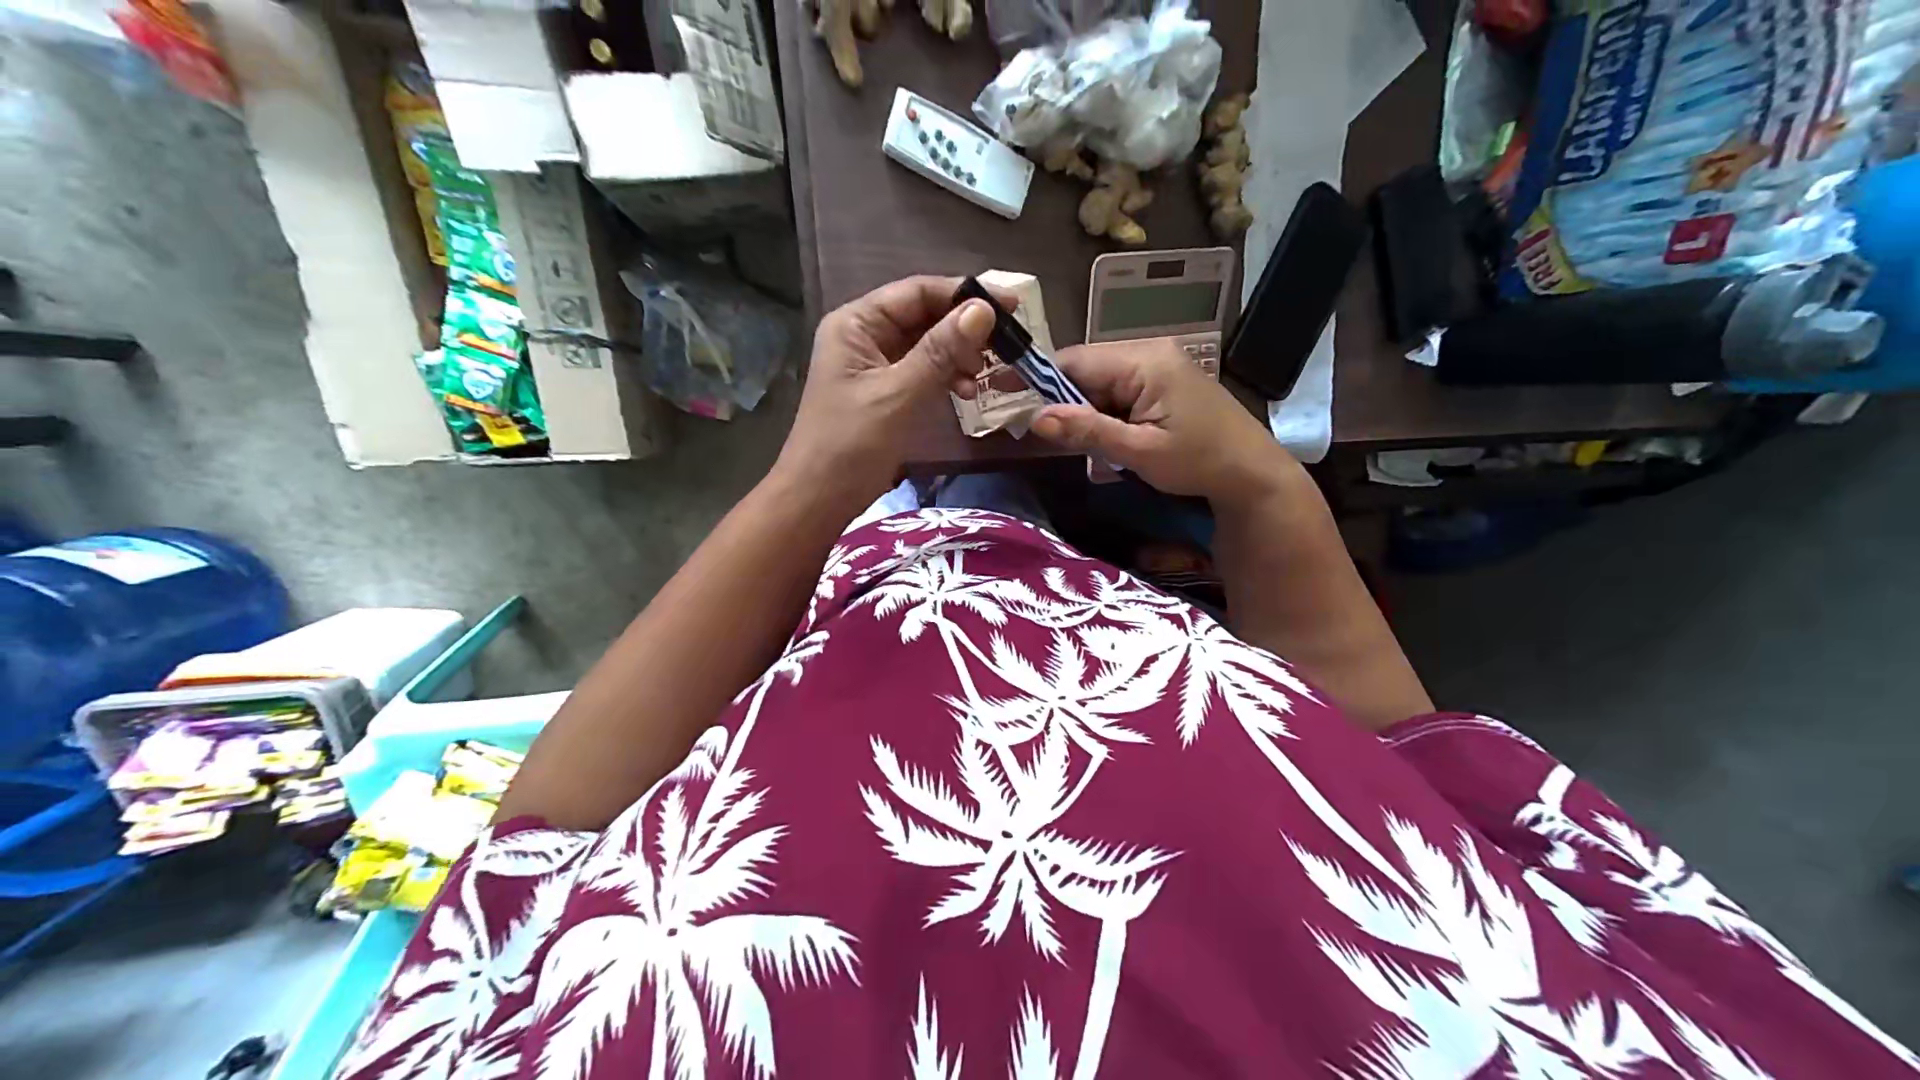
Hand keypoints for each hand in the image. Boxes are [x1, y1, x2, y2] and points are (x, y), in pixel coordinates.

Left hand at [775, 275, 1002, 504]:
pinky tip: (966, 392)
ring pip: (927, 345)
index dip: (964, 294)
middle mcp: (864, 335)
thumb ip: (941, 351)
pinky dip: (947, 377)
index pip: (917, 291)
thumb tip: (983, 310)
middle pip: (924, 315)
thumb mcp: (900, 393)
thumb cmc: (852, 443)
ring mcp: (874, 365)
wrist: (820, 498)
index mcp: (857, 323)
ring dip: (959, 355)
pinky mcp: (885, 392)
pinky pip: (923, 371)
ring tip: (983, 375)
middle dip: (964, 328)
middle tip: (1005, 344)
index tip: (1011, 305)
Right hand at [1030, 339, 1300, 504]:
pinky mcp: (1164, 379)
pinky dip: (1101, 406)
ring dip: (1080, 403)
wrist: (1251, 472)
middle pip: (1086, 366)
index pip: (1076, 360)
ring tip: (1061, 432)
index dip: (1037, 377)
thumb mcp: (1138, 451)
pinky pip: (1119, 386)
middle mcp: (1151, 351)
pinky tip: (1095, 429)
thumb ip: (1087, 430)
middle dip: (1059, 395)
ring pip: (1100, 377)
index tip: (1001, 390)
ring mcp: (1160, 363)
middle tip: (1030, 423)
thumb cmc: (1198, 462)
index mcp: (1145, 361)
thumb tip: (1036, 418)